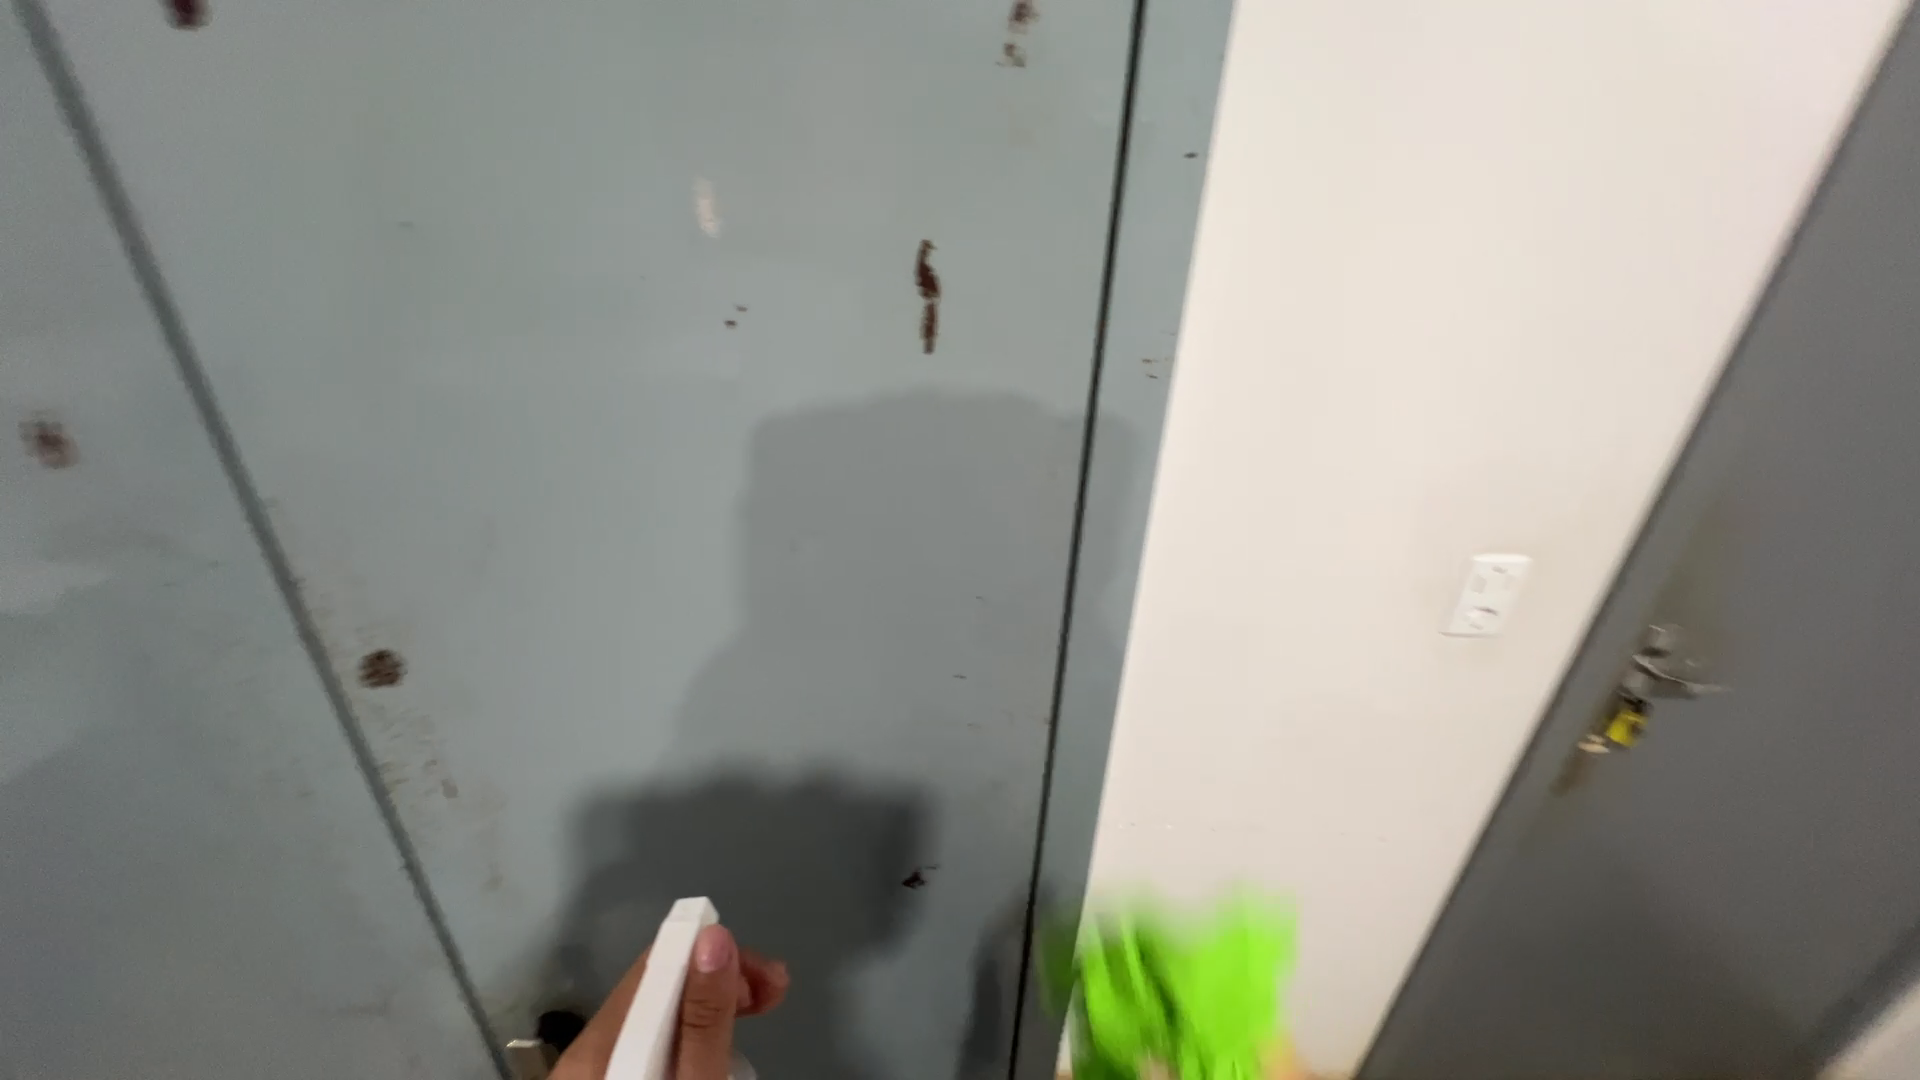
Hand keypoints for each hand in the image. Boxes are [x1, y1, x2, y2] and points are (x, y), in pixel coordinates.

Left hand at [551, 924, 788, 1079]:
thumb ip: (704, 1021)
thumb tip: (714, 934)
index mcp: (595, 1051)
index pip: (657, 965)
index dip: (717, 954)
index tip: (769, 977)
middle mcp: (582, 1058)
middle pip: (657, 990)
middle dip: (721, 980)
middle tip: (776, 995)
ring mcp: (589, 1077)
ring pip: (656, 1020)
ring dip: (711, 1008)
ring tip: (759, 1017)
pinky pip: (648, 1048)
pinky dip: (689, 1039)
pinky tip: (714, 1052)